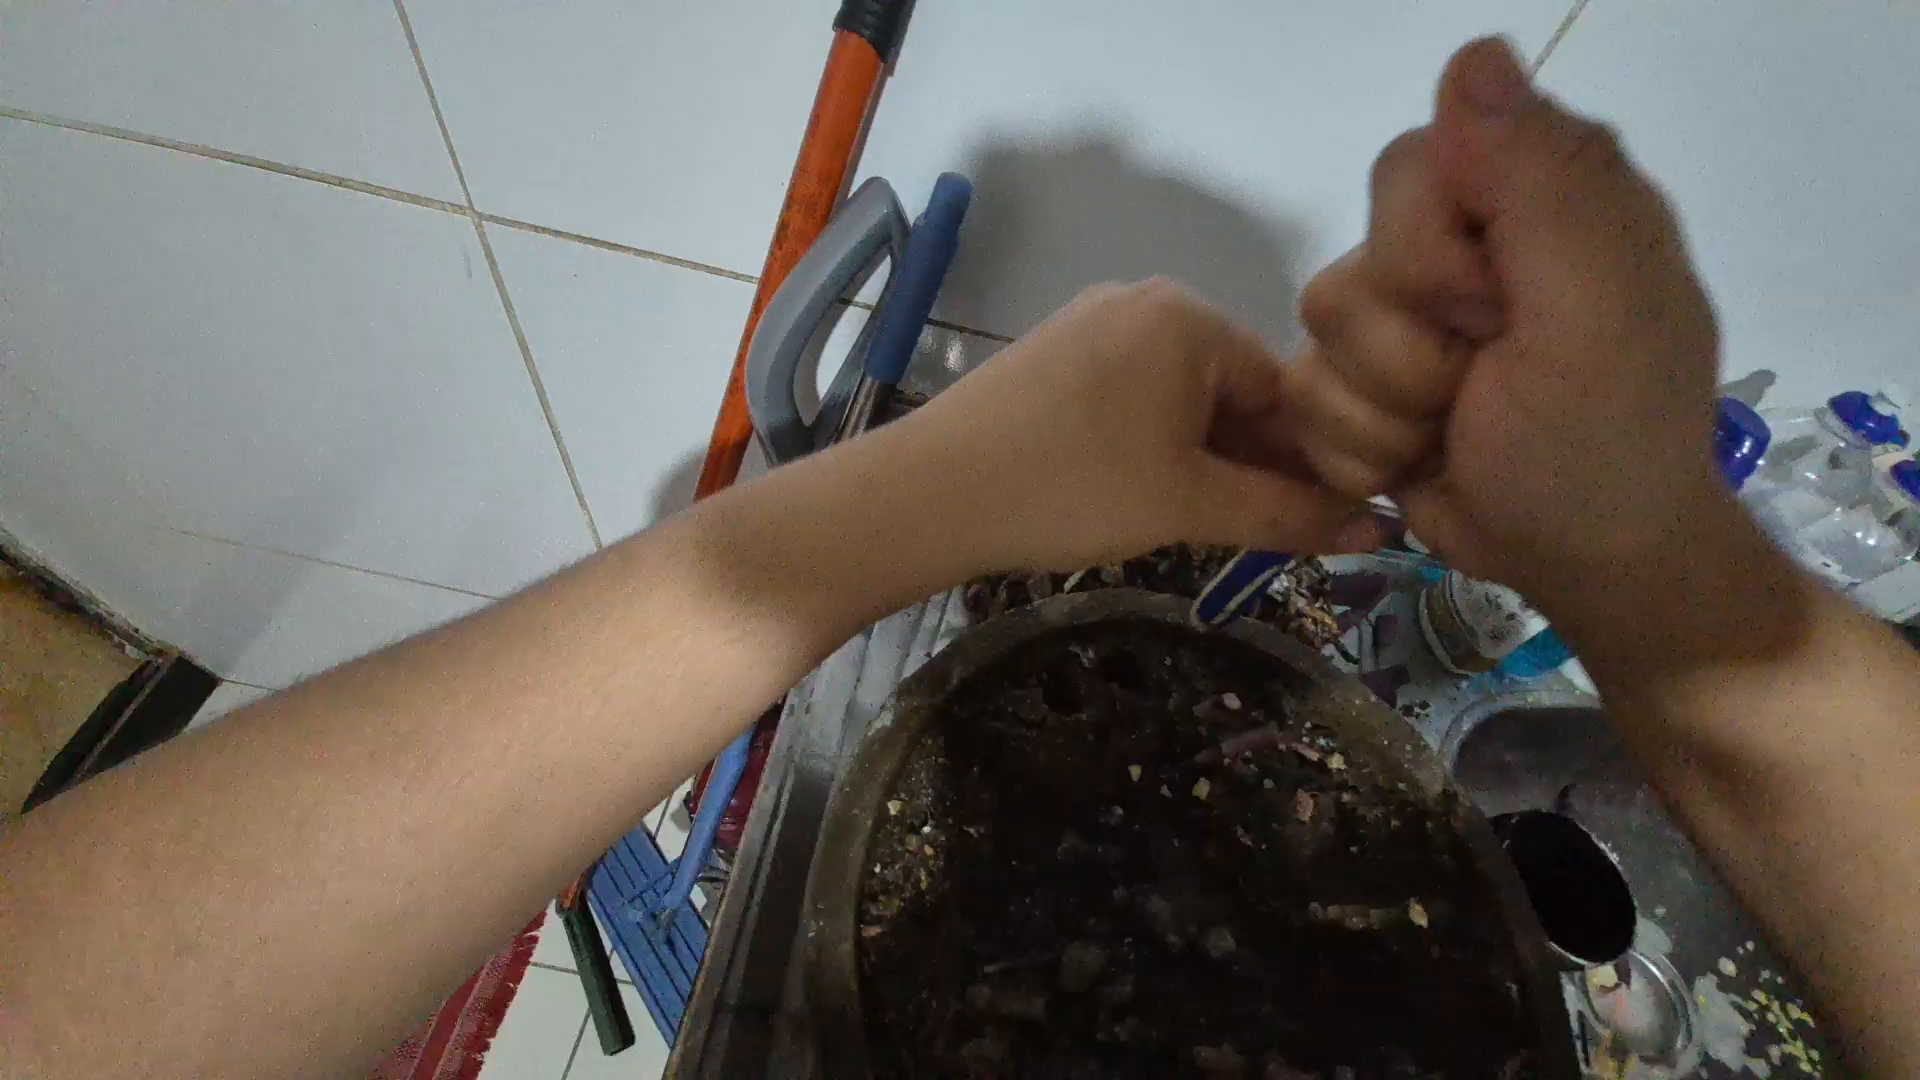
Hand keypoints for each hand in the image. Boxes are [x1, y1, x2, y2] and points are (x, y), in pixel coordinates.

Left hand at [903, 279, 1381, 571]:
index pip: (1286, 388)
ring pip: (1175, 397)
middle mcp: (1141, 302)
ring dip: (1199, 457)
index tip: (1322, 518)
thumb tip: (1376, 530)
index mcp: (1189, 317)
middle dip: (1249, 461)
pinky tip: (1135, 487)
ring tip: (1194, 518)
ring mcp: (1087, 326)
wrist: (931, 494)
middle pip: (1228, 389)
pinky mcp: (1049, 358)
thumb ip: (1286, 513)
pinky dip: (1147, 442)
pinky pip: (1126, 397)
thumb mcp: (1189, 503)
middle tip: (1256, 530)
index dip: (1312, 459)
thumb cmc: (1072, 490)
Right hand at [1287, 38, 1725, 612]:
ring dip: (1381, 416)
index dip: (1426, 253)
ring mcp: (1381, 333)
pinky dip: (1355, 453)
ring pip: (1311, 355)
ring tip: (1446, 432)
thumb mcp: (1600, 311)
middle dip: (1405, 358)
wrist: (1570, 552)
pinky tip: (1409, 461)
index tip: (1492, 311)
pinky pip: (1298, 411)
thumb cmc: (1599, 439)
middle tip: (1478, 386)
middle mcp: (1439, 259)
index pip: (1406, 172)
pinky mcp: (1342, 393)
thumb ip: (1545, 184)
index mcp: (1518, 208)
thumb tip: (1467, 58)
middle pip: (1345, 278)